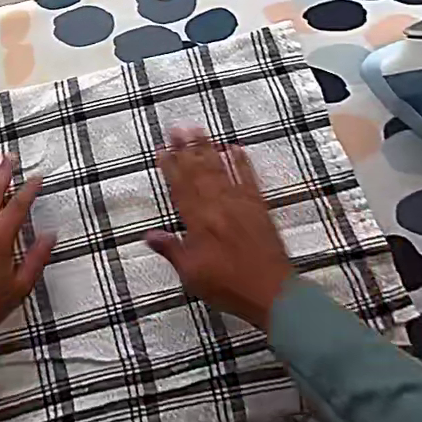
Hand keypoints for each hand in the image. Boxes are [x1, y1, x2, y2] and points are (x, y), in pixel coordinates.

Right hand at [146, 127, 294, 329]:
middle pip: (198, 172)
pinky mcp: (259, 207)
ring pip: (220, 170)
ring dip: (208, 148)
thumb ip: (171, 250)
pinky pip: (248, 179)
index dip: (170, 167)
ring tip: (198, 130)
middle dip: (186, 148)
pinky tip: (235, 148)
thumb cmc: (228, 286)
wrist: (272, 293)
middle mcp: (218, 206)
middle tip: (177, 127)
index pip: (180, 188)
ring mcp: (240, 204)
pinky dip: (242, 163)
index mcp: (199, 221)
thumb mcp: (191, 274)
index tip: (162, 149)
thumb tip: (148, 235)